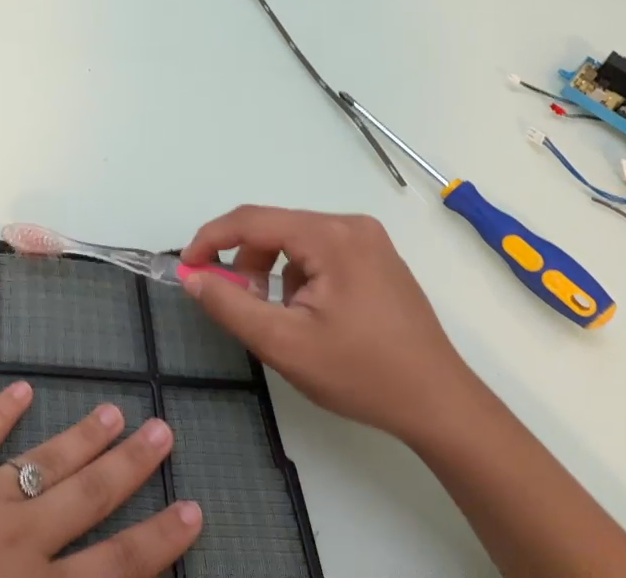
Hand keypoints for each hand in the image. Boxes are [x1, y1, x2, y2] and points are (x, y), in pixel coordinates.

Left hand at [0, 380, 201, 577]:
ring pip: (42, 460)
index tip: (192, 509)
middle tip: (163, 431)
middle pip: (89, 496)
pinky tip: (23, 389)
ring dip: (81, 436)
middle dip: (131, 465)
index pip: (116, 565)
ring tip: (114, 409)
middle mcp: (17, 538)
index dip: (159, 539)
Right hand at [179, 206, 475, 444]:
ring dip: (272, 274)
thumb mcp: (283, 343)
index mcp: (331, 236)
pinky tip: (310, 318)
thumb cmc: (361, 374)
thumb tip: (192, 277)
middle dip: (245, 264)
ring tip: (279, 319)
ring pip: (296, 243)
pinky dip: (299, 278)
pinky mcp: (378, 260)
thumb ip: (230, 305)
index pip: (252, 220)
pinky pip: (320, 254)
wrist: (439, 405)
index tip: (186, 269)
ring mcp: (370, 241)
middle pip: (275, 229)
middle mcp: (351, 226)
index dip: (210, 240)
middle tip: (237, 305)